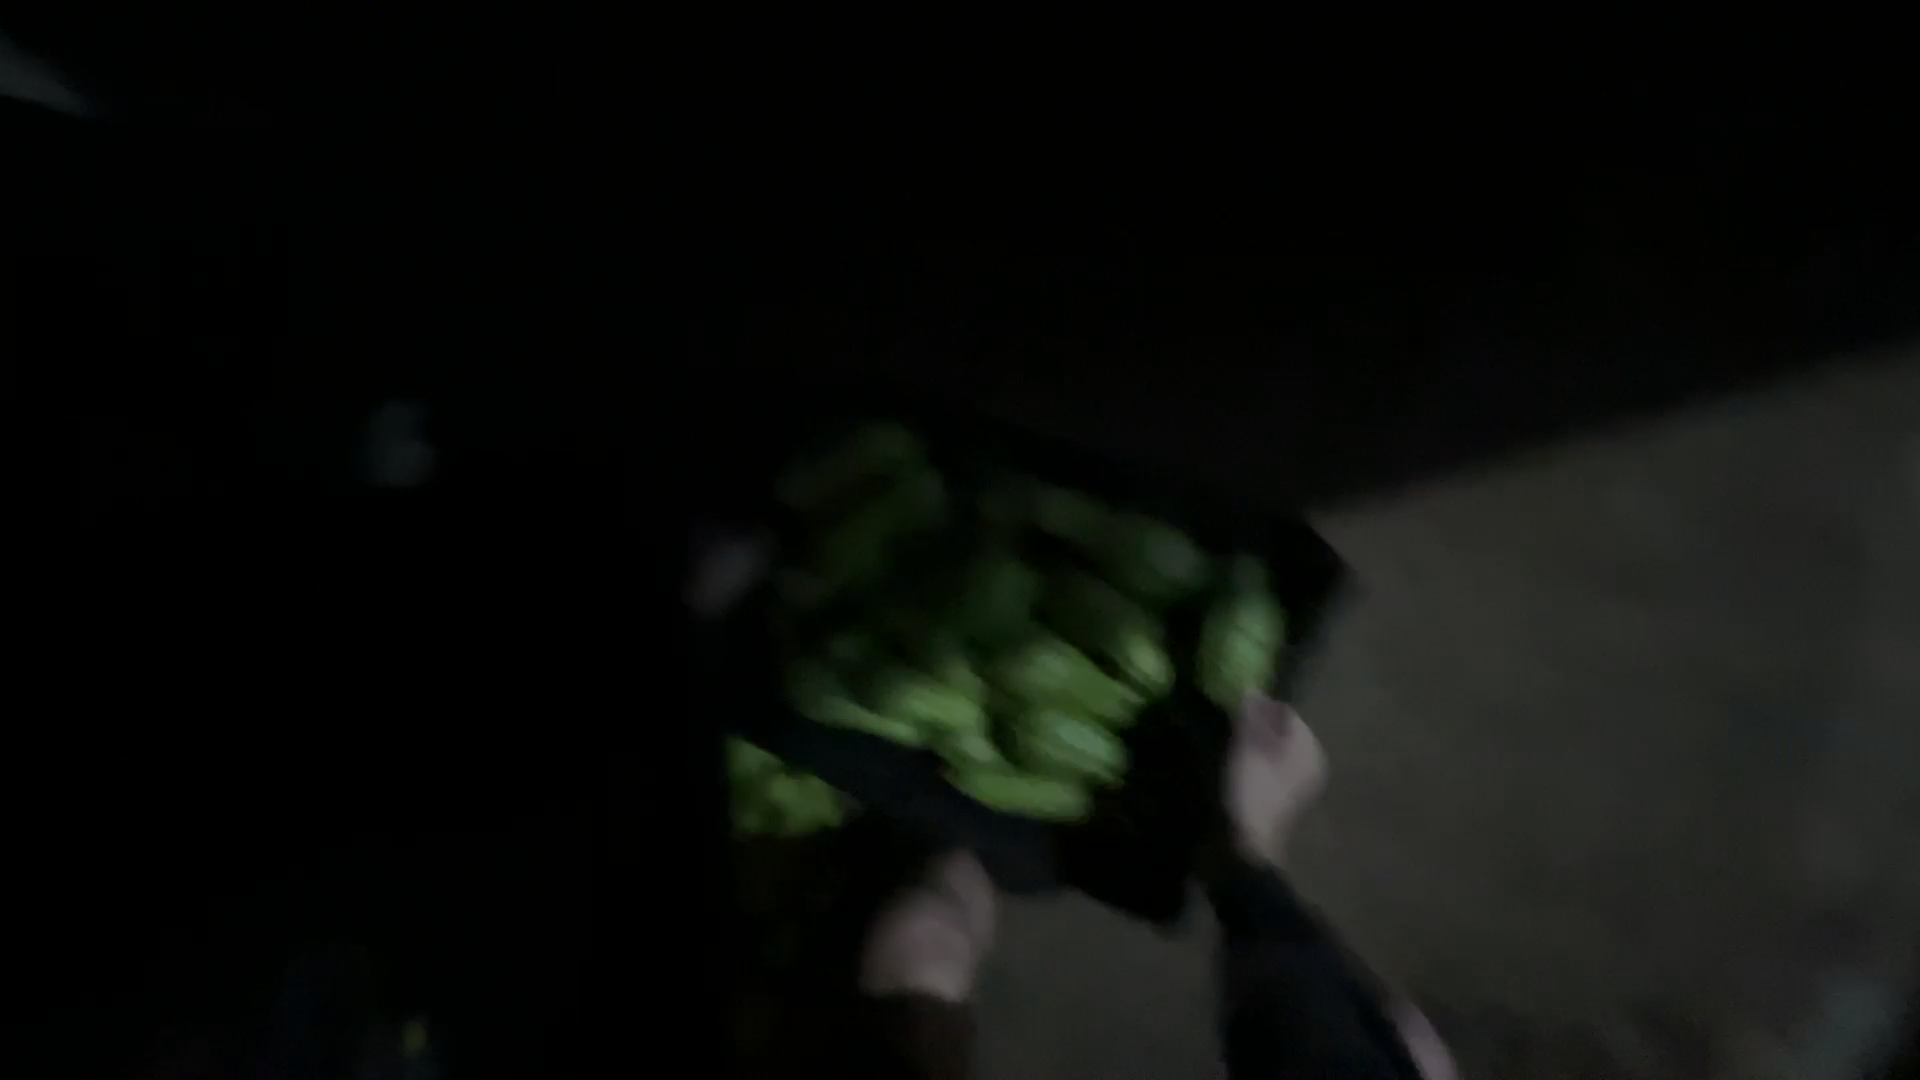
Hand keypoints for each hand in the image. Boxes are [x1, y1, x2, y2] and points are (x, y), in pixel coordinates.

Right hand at [1223, 694, 1327, 865]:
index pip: (1286, 713)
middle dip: (1255, 722)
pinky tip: (1229, 761)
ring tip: (1224, 737)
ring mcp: (1292, 785)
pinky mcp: (1275, 799)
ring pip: (1270, 749)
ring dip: (1249, 741)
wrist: (1245, 848)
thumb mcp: (1247, 749)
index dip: (1261, 705)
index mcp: (1308, 751)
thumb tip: (1252, 688)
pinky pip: (1263, 766)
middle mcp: (1307, 765)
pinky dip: (1249, 759)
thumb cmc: (1251, 794)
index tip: (1234, 702)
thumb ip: (1251, 717)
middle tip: (1227, 718)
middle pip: (1279, 731)